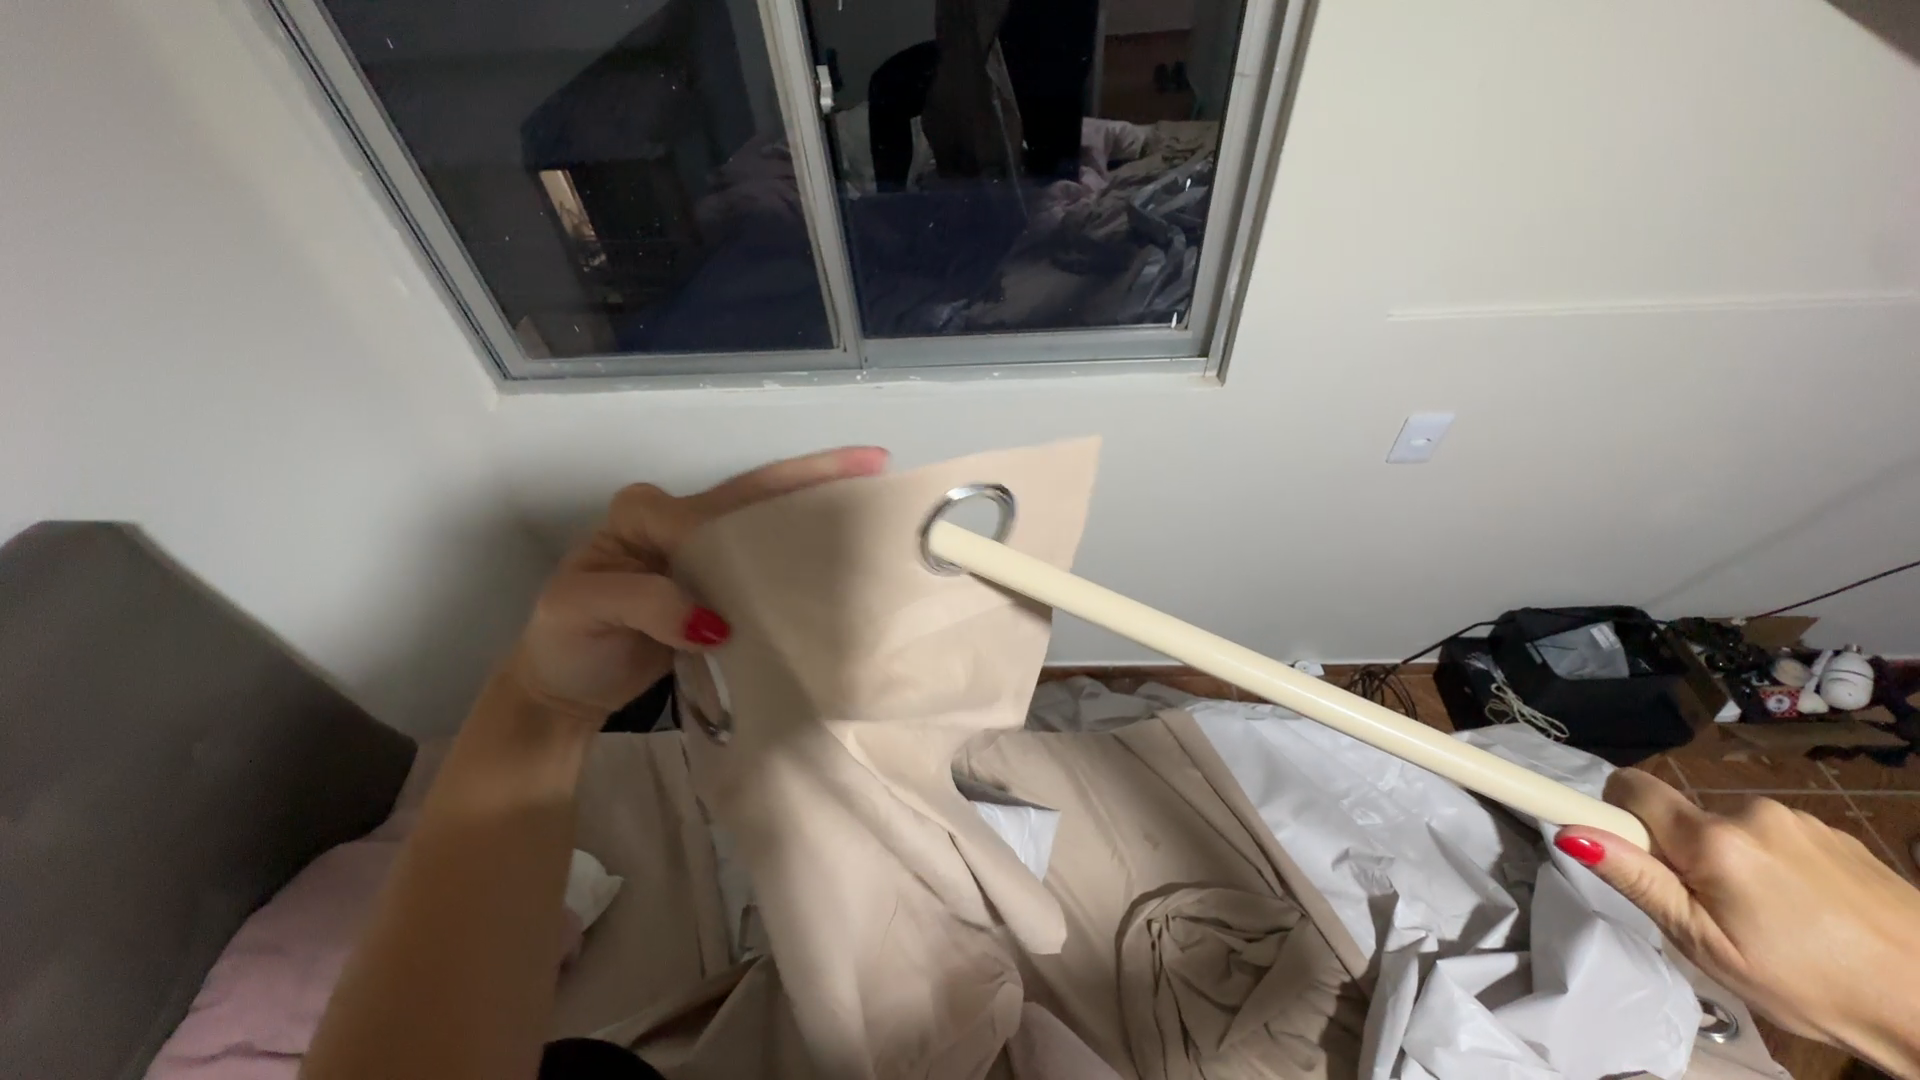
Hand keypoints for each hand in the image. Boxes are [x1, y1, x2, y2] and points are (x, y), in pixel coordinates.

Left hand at [505, 447, 888, 717]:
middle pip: (755, 494)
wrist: (565, 689)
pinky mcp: (720, 587)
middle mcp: (681, 522)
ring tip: (875, 504)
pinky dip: (802, 558)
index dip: (764, 513)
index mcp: (645, 516)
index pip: (714, 507)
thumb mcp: (585, 611)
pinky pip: (765, 564)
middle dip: (816, 477)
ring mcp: (704, 554)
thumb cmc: (567, 642)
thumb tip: (720, 622)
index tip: (819, 526)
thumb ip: (647, 603)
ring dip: (818, 510)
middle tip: (878, 468)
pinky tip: (841, 557)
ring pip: (767, 523)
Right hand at [1555, 769, 1919, 1076]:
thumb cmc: (1812, 986)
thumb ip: (1638, 881)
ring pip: (1724, 827)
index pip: (1628, 788)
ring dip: (1723, 860)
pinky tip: (1801, 913)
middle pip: (1677, 814)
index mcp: (1714, 839)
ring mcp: (1800, 821)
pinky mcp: (1835, 835)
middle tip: (1704, 911)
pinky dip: (1767, 866)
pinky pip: (1770, 837)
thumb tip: (1572, 831)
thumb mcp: (1707, 945)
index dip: (1607, 810)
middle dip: (1674, 852)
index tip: (1605, 841)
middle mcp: (1752, 813)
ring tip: (1763, 920)